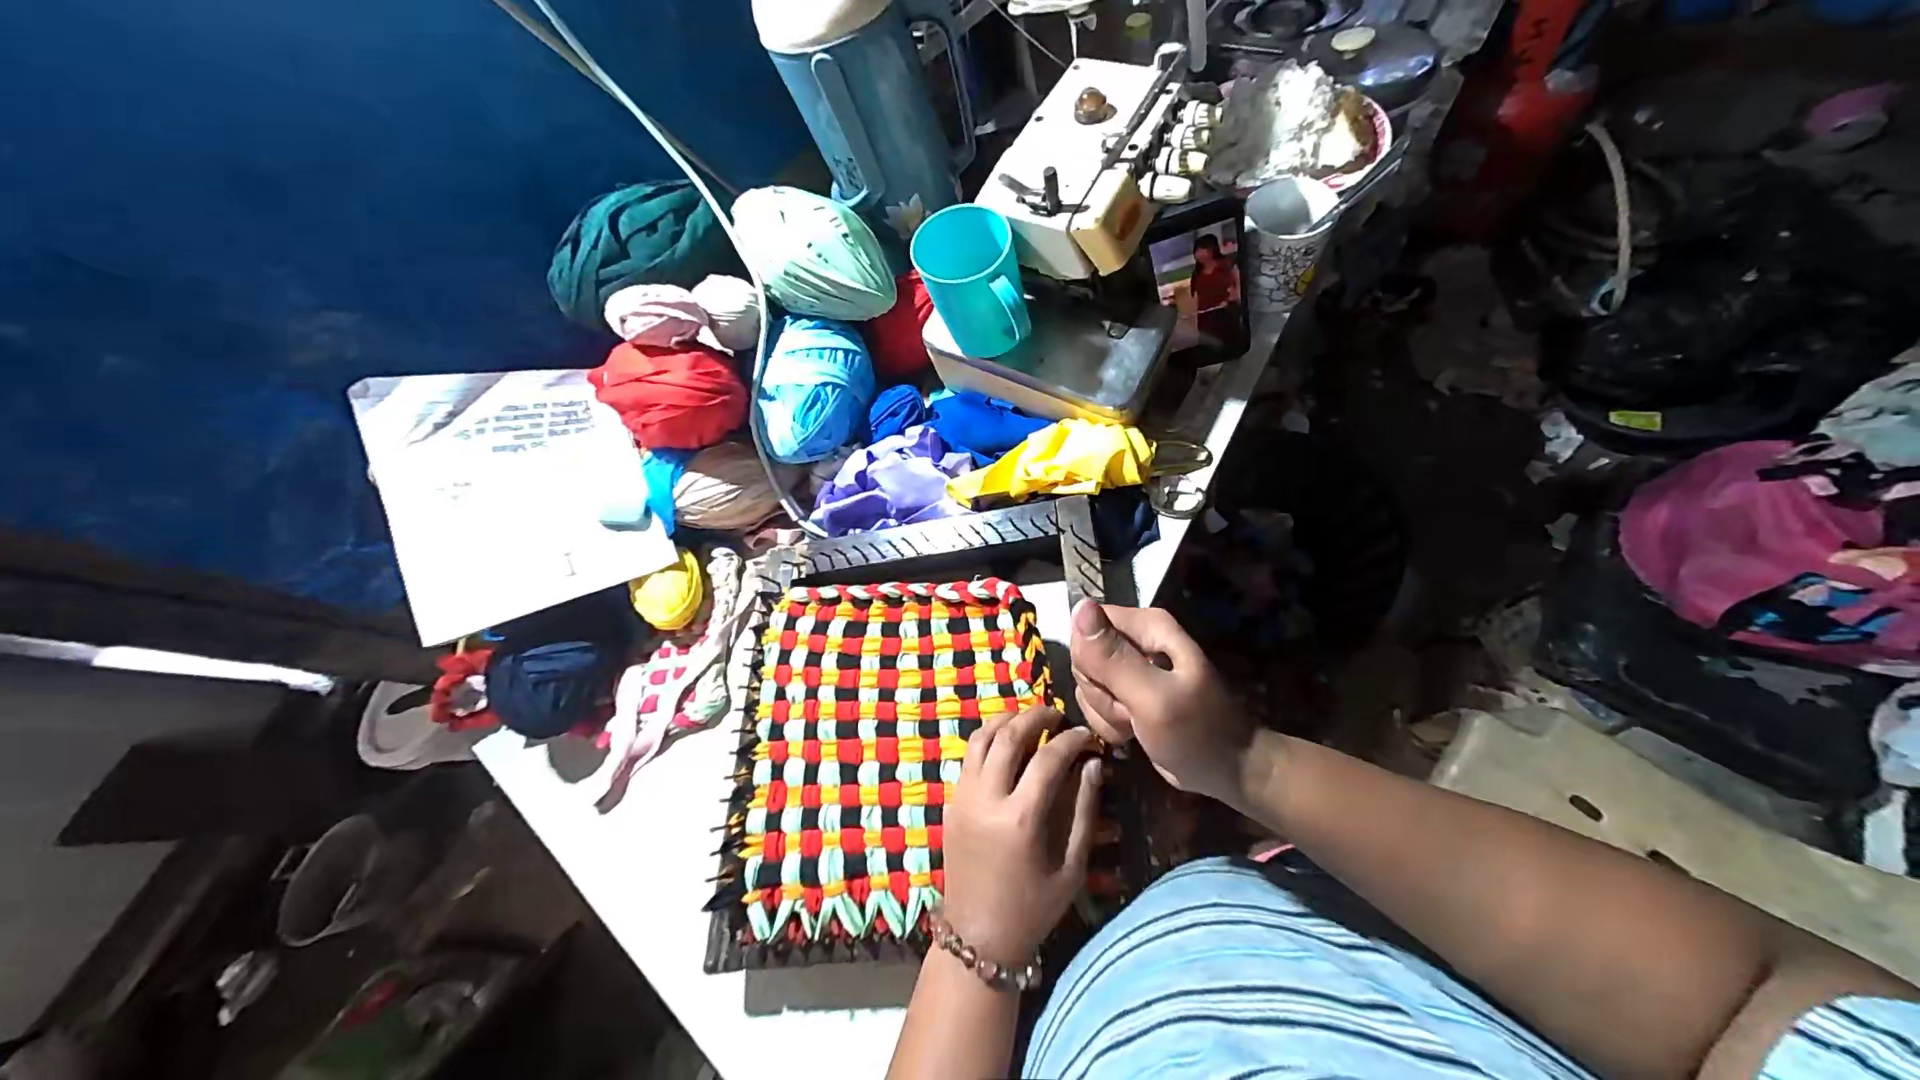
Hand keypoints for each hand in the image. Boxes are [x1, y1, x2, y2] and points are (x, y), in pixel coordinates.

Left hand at [942, 706, 1102, 965]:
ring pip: (981, 739)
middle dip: (1036, 717)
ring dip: (1006, 721)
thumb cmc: (1033, 908)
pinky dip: (987, 740)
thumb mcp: (1071, 867)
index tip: (1087, 735)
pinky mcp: (950, 802)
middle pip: (1009, 736)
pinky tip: (1006, 743)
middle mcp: (986, 800)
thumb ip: (1083, 811)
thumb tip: (1093, 764)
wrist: (977, 937)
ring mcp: (963, 798)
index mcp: (1020, 819)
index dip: (1071, 740)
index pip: (1048, 758)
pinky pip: (968, 757)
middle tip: (1056, 714)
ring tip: (1029, 720)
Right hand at [1069, 600, 1263, 806]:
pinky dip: (1109, 723)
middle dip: (1100, 692)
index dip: (1090, 661)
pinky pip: (1096, 701)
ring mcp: (1132, 667)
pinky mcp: (1129, 692)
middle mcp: (1137, 638)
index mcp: (1147, 625)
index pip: (1086, 625)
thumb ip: (1113, 657)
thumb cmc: (1198, 733)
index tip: (1114, 688)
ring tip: (1136, 724)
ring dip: (1105, 712)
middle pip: (1085, 656)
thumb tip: (1079, 605)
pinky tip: (1132, 733)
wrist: (1230, 771)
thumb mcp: (1153, 696)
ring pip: (1087, 682)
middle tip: (1131, 711)